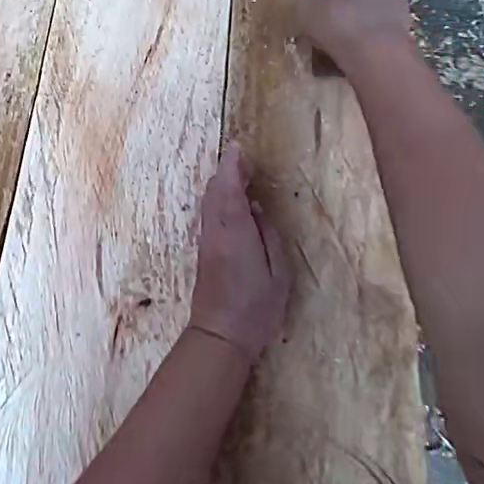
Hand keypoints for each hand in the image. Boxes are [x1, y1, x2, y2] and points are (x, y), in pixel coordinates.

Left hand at [188, 148, 292, 363]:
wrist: (220, 337)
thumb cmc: (257, 307)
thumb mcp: (278, 272)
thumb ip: (268, 235)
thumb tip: (256, 210)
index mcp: (236, 233)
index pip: (230, 189)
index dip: (233, 166)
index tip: (238, 147)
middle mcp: (216, 232)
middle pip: (214, 192)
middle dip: (226, 171)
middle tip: (243, 158)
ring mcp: (207, 243)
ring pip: (209, 203)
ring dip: (221, 184)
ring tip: (240, 175)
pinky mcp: (204, 253)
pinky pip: (210, 215)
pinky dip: (219, 199)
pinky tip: (233, 202)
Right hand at [298, 0, 411, 66]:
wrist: (373, 51)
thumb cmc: (336, 22)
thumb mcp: (307, 12)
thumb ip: (307, 1)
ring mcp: (397, 2)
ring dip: (384, 1)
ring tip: (371, 15)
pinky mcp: (406, 24)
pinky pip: (396, 18)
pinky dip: (388, 23)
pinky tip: (377, 35)